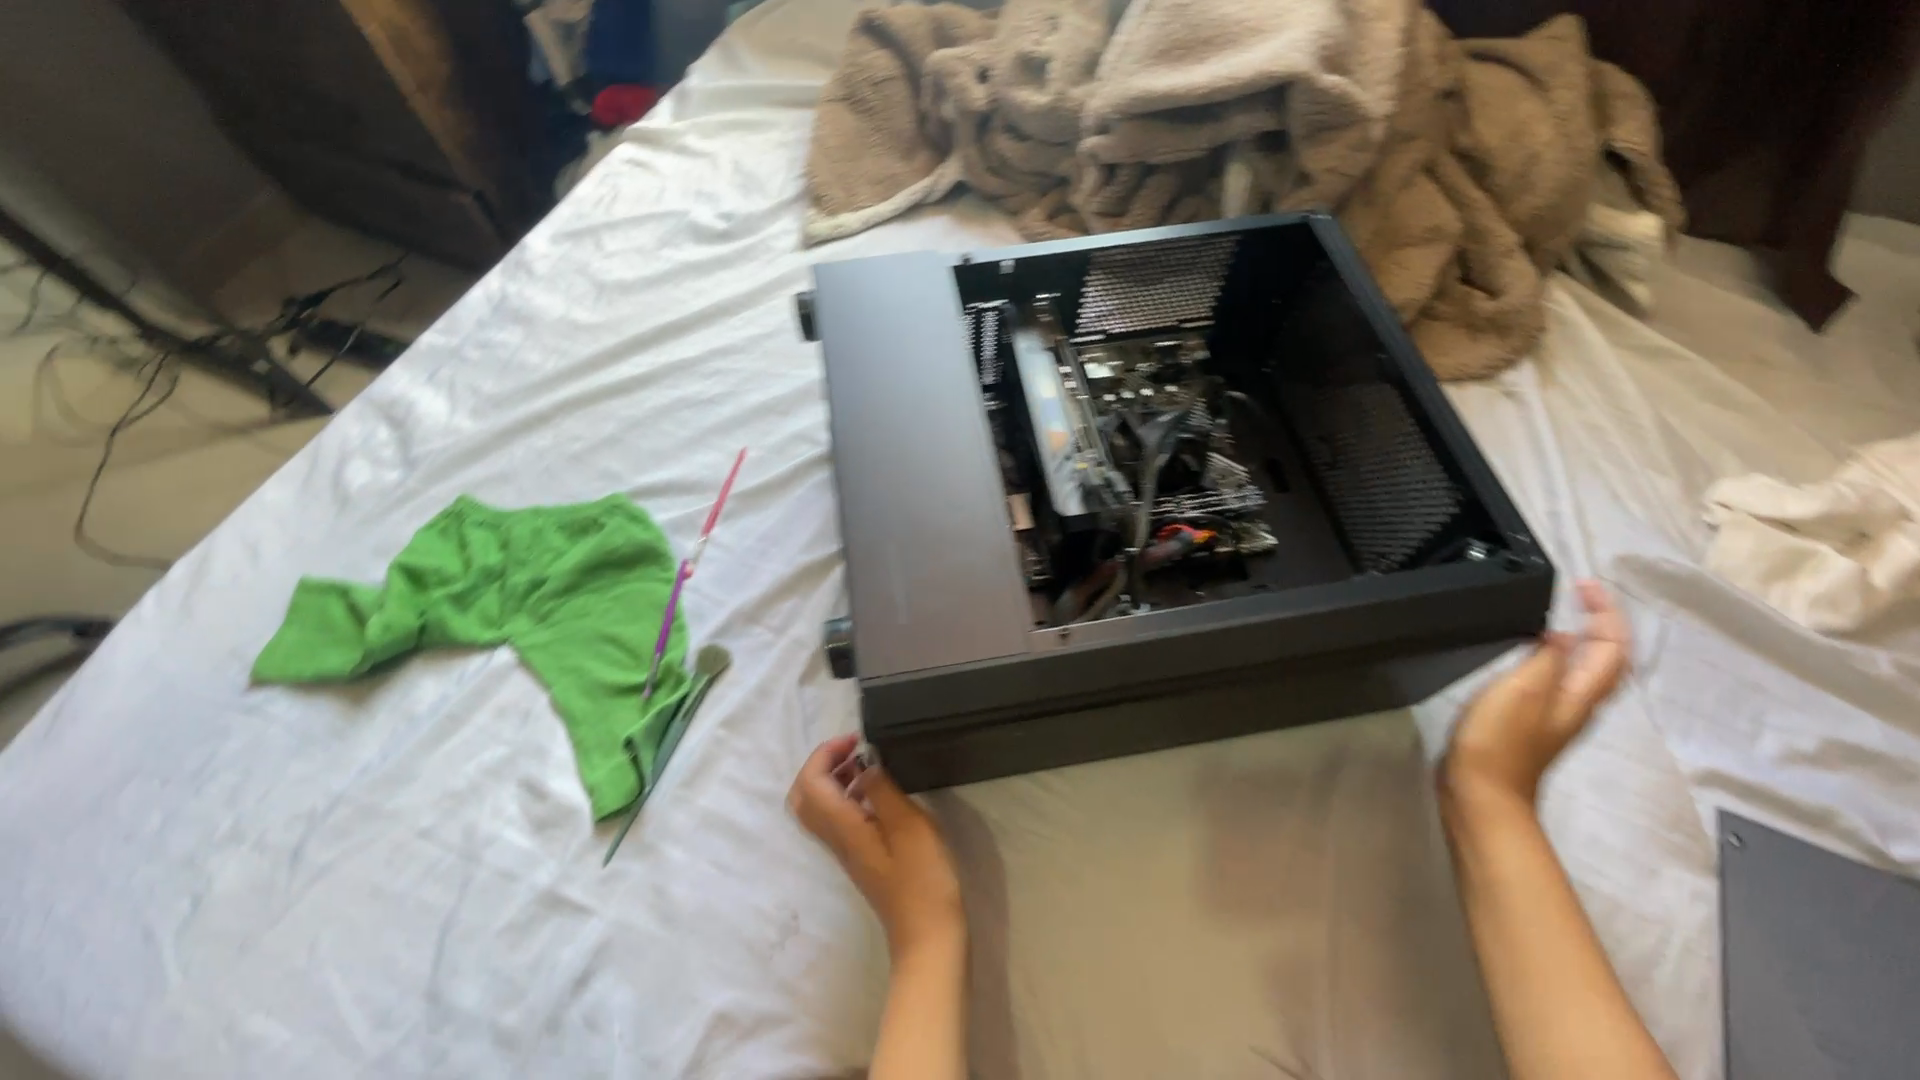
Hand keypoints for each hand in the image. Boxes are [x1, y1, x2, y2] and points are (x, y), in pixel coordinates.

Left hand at [789, 735, 964, 959]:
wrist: (928, 935)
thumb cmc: (923, 879)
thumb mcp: (908, 825)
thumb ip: (882, 790)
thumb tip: (864, 765)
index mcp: (842, 827)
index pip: (810, 783)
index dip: (825, 754)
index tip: (857, 740)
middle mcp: (836, 839)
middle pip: (804, 796)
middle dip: (821, 764)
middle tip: (855, 750)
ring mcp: (847, 851)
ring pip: (819, 808)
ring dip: (835, 779)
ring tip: (870, 765)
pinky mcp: (861, 858)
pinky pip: (839, 819)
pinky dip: (849, 797)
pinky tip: (880, 795)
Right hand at [1442, 581, 1629, 808]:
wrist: (1481, 790)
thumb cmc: (1501, 739)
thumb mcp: (1524, 689)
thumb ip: (1547, 658)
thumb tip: (1562, 635)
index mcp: (1582, 693)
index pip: (1612, 646)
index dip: (1605, 612)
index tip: (1583, 585)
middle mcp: (1577, 703)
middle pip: (1606, 658)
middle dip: (1599, 622)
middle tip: (1575, 595)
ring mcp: (1555, 714)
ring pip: (1584, 668)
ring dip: (1580, 638)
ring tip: (1556, 615)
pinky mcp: (1531, 722)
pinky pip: (1558, 679)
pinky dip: (1554, 656)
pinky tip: (1530, 653)